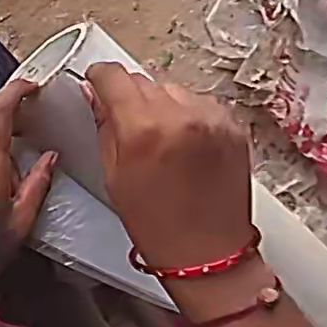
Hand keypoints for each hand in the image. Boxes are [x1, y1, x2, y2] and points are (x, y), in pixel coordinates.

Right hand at [83, 63, 252, 269]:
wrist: (207, 251)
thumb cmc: (154, 221)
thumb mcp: (113, 174)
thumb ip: (104, 126)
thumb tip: (94, 94)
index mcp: (143, 128)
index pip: (114, 75)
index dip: (100, 78)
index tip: (97, 84)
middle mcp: (180, 115)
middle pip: (142, 80)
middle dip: (130, 96)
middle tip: (128, 125)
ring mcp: (211, 118)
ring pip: (171, 89)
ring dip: (160, 104)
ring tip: (160, 138)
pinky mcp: (232, 126)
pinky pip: (198, 104)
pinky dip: (186, 115)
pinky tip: (183, 144)